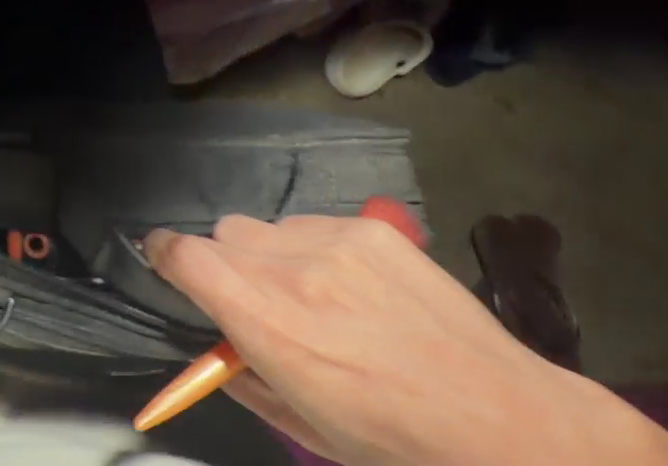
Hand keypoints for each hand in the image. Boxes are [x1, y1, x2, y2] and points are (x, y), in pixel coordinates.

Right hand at [146, 215, 667, 465]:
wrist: (506, 422)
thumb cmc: (394, 443)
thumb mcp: (302, 428)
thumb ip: (242, 377)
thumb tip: (215, 347)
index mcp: (266, 322)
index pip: (183, 255)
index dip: (162, 252)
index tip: (162, 260)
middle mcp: (290, 269)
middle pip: (222, 235)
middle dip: (226, 264)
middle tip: (260, 302)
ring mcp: (334, 241)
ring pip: (268, 228)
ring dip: (271, 255)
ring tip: (317, 296)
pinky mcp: (371, 229)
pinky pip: (313, 224)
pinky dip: (315, 249)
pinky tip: (356, 288)